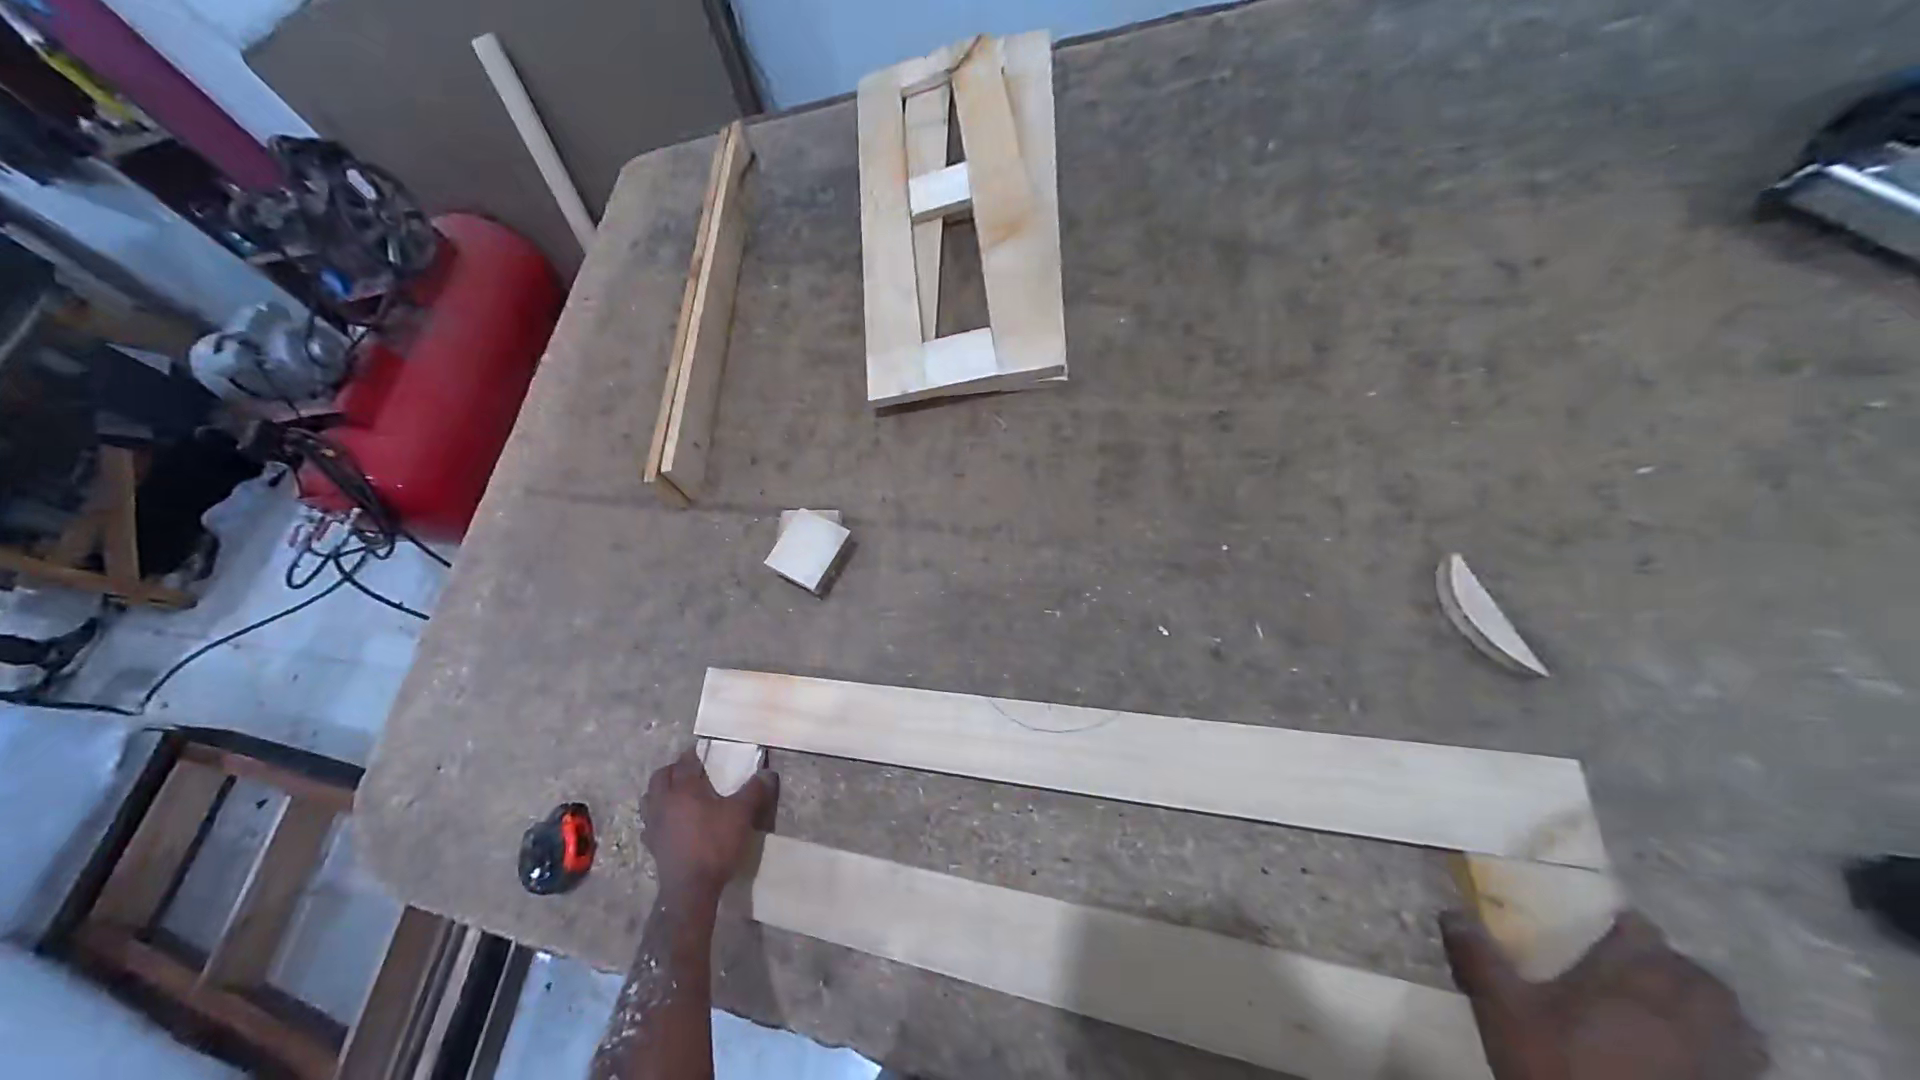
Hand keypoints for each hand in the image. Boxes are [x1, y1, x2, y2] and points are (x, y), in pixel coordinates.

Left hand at [641, 749, 777, 905]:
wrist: (691, 889)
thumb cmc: (715, 844)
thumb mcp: (742, 814)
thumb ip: (754, 790)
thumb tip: (766, 772)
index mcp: (684, 789)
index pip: (685, 762)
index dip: (694, 754)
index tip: (702, 751)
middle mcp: (663, 801)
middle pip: (661, 776)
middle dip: (674, 769)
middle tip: (691, 770)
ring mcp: (654, 824)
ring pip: (650, 798)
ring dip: (661, 791)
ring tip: (678, 794)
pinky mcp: (652, 844)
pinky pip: (650, 822)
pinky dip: (659, 815)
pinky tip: (670, 822)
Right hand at [1442, 910, 1766, 1079]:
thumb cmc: (1555, 1065)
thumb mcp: (1501, 1008)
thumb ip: (1478, 956)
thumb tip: (1451, 911)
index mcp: (1629, 976)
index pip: (1639, 930)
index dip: (1619, 926)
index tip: (1596, 930)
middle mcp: (1683, 1007)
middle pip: (1691, 970)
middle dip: (1665, 964)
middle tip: (1628, 971)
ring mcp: (1719, 1056)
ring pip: (1730, 1015)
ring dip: (1703, 1005)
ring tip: (1668, 1010)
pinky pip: (1743, 1058)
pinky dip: (1724, 1049)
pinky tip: (1688, 1055)